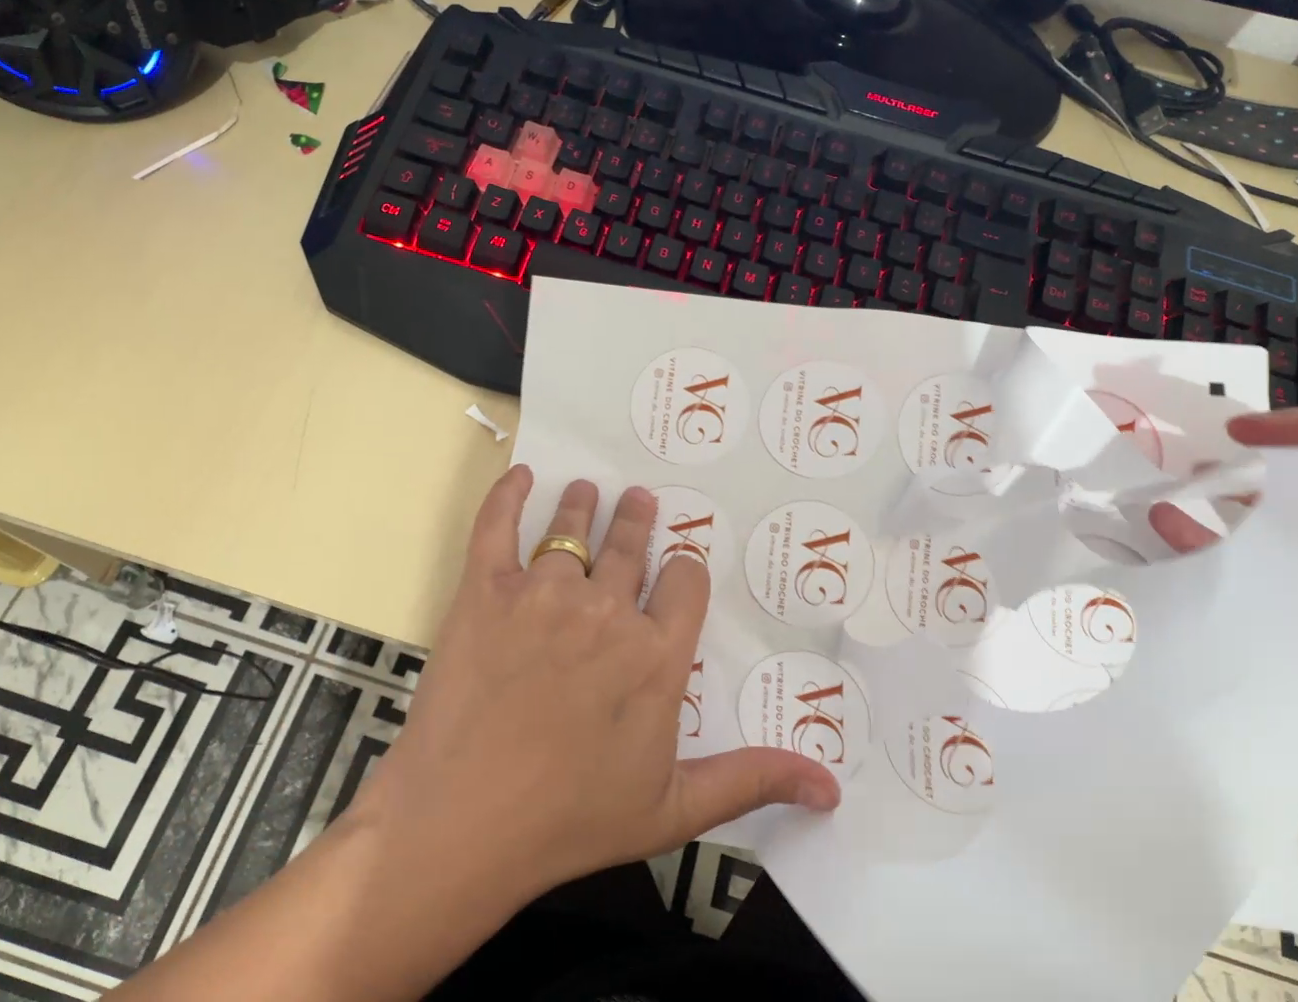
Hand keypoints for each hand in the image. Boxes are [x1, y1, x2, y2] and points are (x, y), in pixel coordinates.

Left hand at [352, 467, 840, 905]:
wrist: (465, 821)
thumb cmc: (572, 820)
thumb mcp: (674, 810)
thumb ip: (751, 781)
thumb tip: (832, 788)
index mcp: (658, 655)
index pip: (687, 583)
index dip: (685, 570)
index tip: (680, 566)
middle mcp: (606, 610)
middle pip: (630, 547)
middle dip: (637, 521)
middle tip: (638, 498)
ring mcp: (542, 595)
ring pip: (571, 531)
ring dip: (584, 505)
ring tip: (588, 487)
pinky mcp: (484, 593)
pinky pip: (497, 527)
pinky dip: (509, 496)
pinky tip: (521, 476)